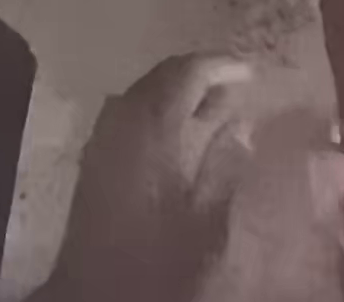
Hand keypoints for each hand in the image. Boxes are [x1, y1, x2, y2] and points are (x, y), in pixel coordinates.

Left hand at [37, 54, 253, 301]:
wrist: (92, 293)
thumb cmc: (154, 261)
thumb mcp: (205, 222)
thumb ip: (225, 167)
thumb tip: (242, 127)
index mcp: (151, 123)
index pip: (188, 71)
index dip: (221, 65)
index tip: (251, 71)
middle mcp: (124, 113)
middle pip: (165, 73)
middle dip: (201, 73)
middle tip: (237, 86)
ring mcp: (105, 128)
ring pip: (148, 88)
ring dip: (180, 89)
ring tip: (216, 109)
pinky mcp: (97, 146)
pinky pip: (133, 106)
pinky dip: (160, 105)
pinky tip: (181, 130)